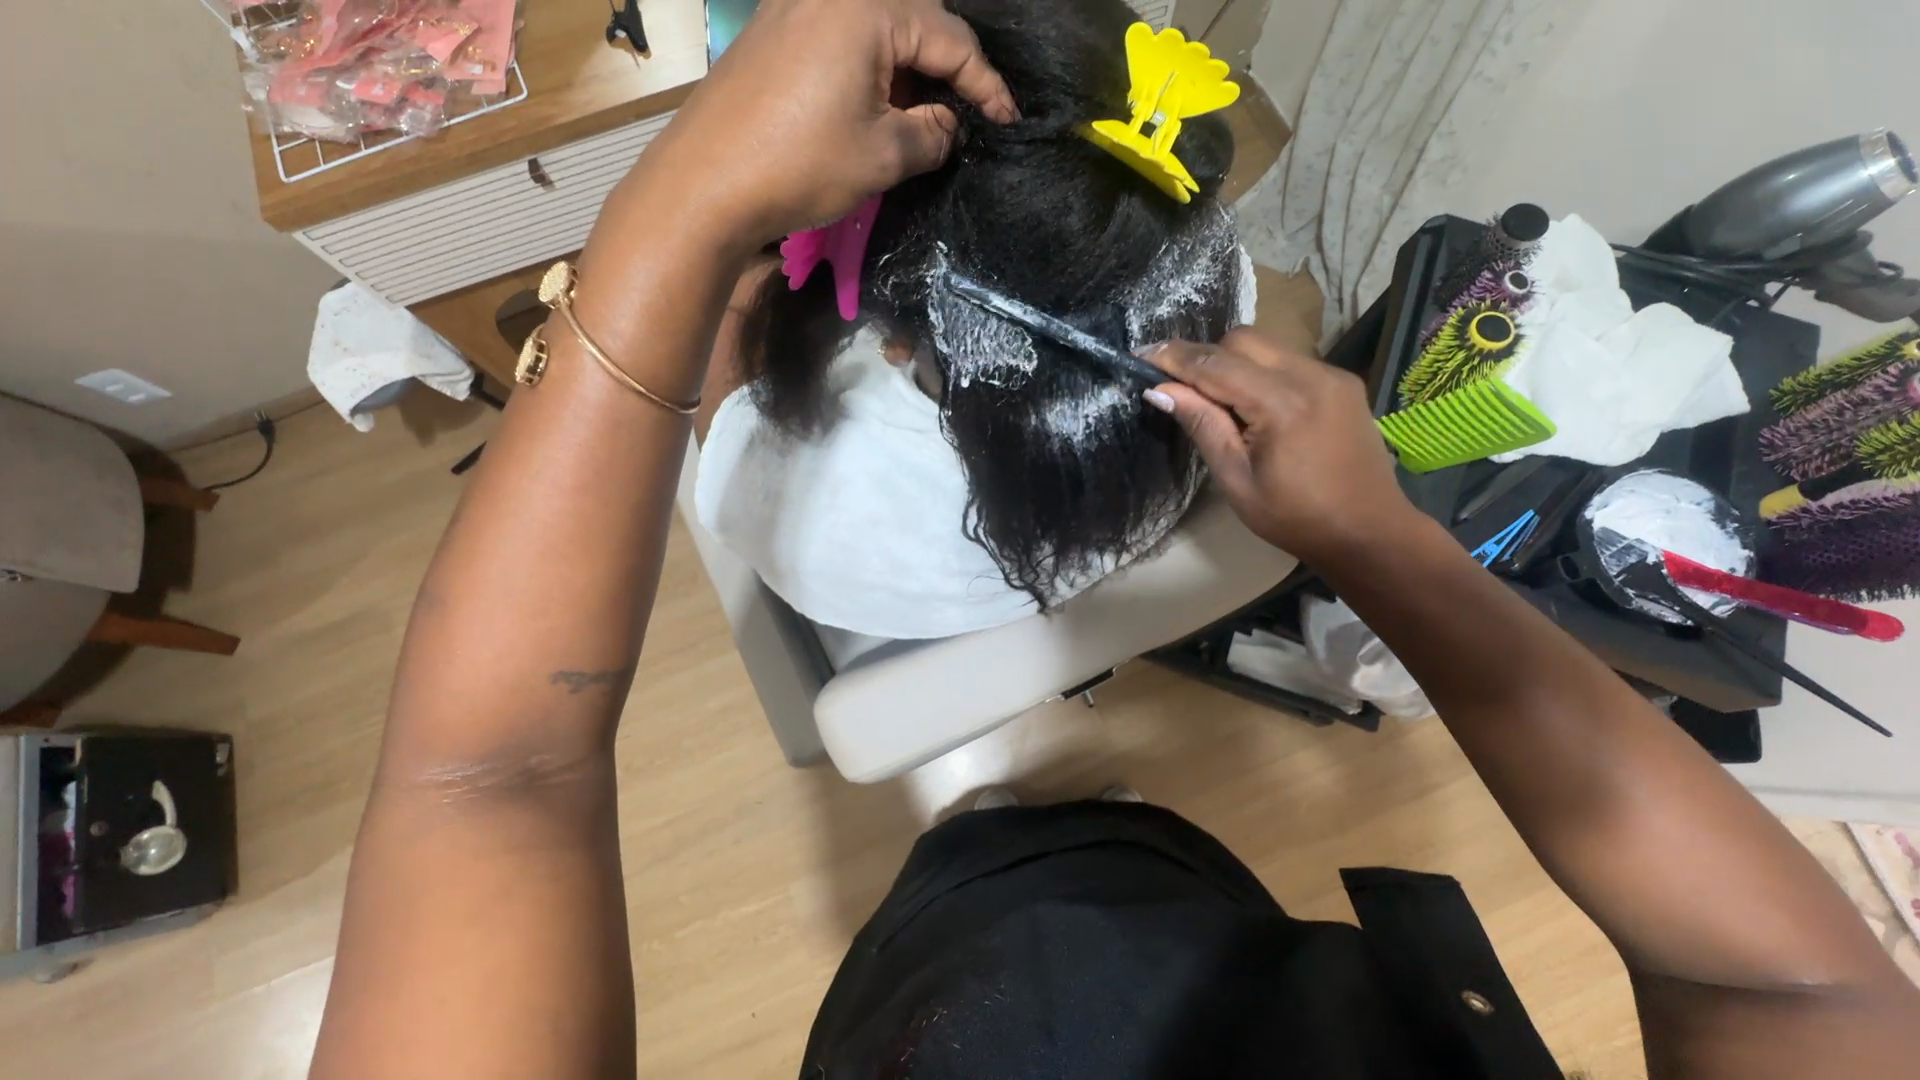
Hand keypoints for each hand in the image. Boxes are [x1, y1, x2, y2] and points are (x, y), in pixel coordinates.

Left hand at [642, 0, 1017, 248]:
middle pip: (913, 19)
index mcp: (866, 8)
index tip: (1007, 120)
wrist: (703, 184)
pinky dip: (868, 69)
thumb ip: (932, 136)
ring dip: (905, 72)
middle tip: (961, 117)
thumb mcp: (883, 157)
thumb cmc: (800, 166)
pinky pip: (839, 38)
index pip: (950, 38)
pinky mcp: (771, 33)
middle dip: (945, 70)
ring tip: (916, 122)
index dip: (985, 83)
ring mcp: (793, 7)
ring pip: (875, 30)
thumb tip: (949, 127)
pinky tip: (870, 109)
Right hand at [1143, 329, 1422, 562]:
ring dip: (1233, 362)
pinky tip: (1253, 406)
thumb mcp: (1236, 479)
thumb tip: (1160, 389)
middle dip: (1205, 356)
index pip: (1215, 364)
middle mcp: (1311, 376)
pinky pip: (1289, 360)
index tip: (1141, 355)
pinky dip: (1261, 372)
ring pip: (1267, 345)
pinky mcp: (1342, 382)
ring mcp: (1332, 375)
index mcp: (1282, 404)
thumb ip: (1202, 425)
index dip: (1174, 357)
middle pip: (1242, 340)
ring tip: (1215, 399)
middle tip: (1179, 385)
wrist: (1369, 530)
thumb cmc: (1295, 518)